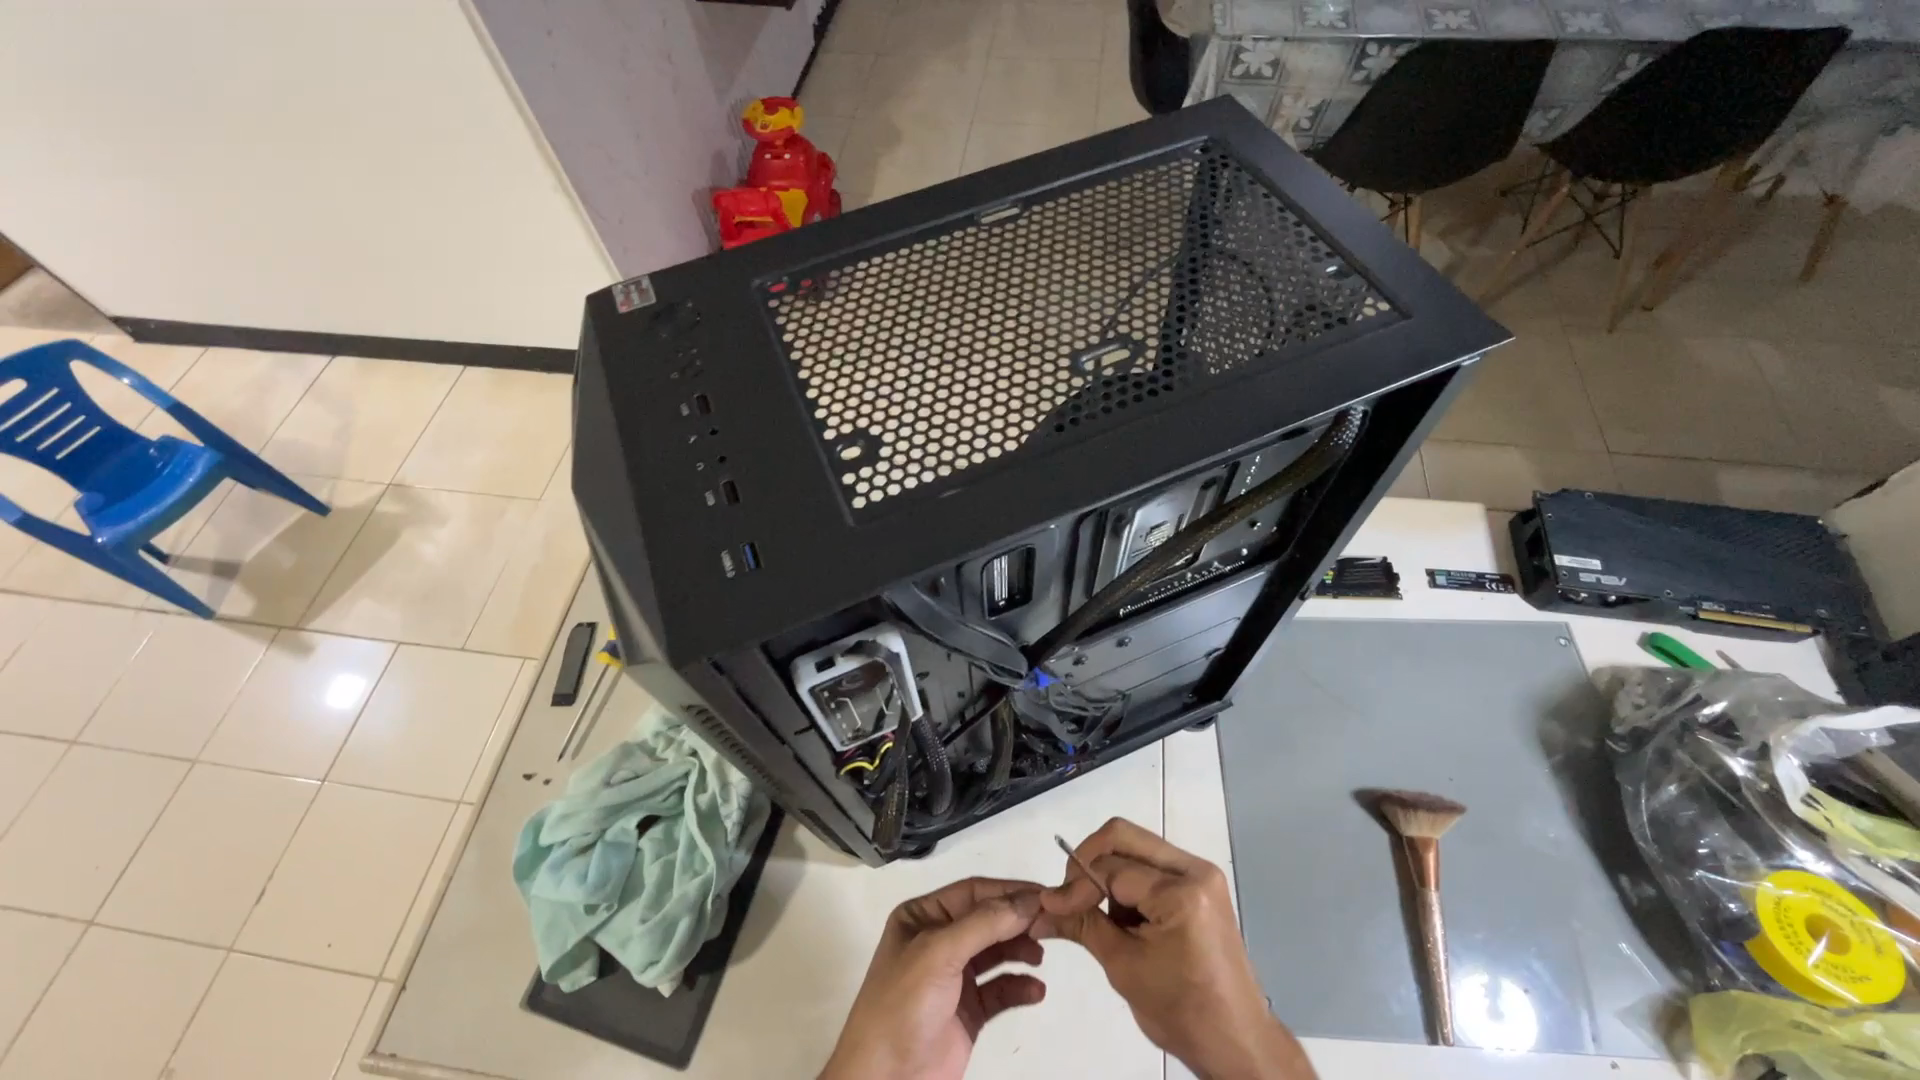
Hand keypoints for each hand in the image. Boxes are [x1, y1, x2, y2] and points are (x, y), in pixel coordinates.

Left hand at [820, 877, 1050, 1079]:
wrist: (886, 1078)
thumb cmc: (903, 1003)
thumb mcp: (939, 953)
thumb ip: (984, 924)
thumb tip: (1028, 900)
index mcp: (922, 917)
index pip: (972, 892)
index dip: (1008, 891)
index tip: (1045, 894)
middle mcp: (938, 941)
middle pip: (988, 921)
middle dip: (1018, 921)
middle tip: (1051, 925)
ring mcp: (953, 977)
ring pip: (996, 953)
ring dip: (1020, 951)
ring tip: (1040, 957)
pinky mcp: (968, 1011)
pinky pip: (1000, 990)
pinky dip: (1019, 987)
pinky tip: (1036, 990)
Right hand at [1043, 819, 1317, 1079]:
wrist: (1235, 1041)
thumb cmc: (1181, 1011)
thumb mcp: (1123, 966)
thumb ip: (1083, 925)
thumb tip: (1041, 909)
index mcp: (1182, 891)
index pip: (1112, 868)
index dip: (1075, 885)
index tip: (1049, 907)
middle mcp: (1195, 870)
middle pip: (1124, 838)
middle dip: (1087, 862)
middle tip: (1067, 896)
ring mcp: (1200, 875)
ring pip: (1135, 849)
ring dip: (1107, 873)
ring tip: (1096, 915)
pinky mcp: (1200, 887)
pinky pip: (1150, 867)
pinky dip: (1126, 884)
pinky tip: (1120, 919)